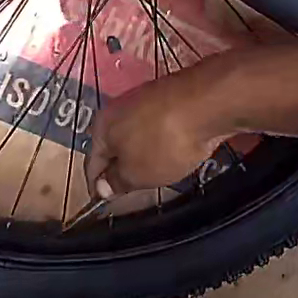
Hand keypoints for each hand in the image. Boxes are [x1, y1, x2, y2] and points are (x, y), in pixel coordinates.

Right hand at [85, 57, 237, 196]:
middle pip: (112, 145)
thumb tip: (101, 187)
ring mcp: (143, 99)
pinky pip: (157, 125)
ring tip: (153, 171)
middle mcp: (117, 109)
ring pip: (135, 133)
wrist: (205, 102)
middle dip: (118, 166)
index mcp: (101, 129)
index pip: (91, 163)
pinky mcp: (168, 96)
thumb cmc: (163, 143)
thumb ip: (117, 181)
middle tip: (128, 189)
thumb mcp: (137, 174)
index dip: (96, 185)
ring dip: (139, 151)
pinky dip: (160, 139)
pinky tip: (173, 149)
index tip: (102, 202)